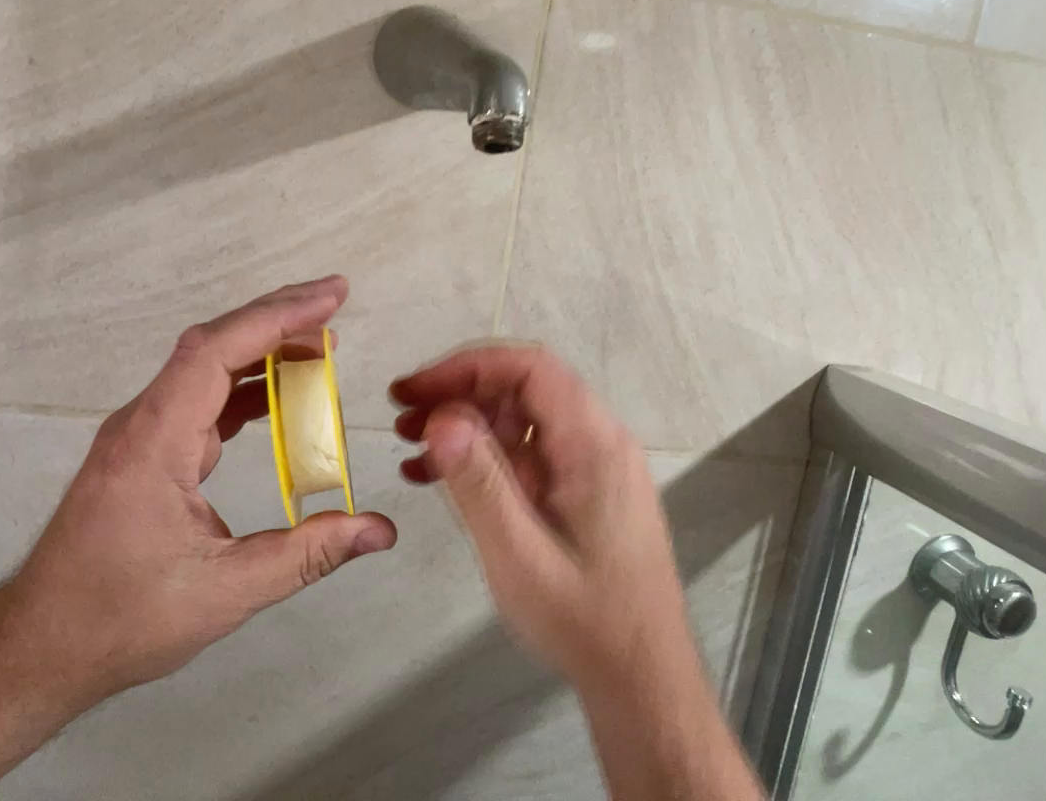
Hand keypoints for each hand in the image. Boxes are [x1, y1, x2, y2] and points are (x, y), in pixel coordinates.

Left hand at [0, 277, 397, 713]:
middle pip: (212, 345)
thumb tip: (380, 529)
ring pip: (205, 369)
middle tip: (335, 306)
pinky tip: (281, 397)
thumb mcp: (225, 592)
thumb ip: (306, 555)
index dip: (276, 317)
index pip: (217, 351)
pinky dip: (246, 388)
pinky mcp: (145, 452)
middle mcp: (144, 422)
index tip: (330, 299)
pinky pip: (201, 401)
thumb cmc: (124, 618)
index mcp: (155, 441)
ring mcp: (141, 434)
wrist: (40, 646)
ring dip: (262, 351)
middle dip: (276, 318)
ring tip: (321, 348)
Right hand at [390, 343, 701, 692]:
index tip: (415, 390)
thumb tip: (440, 416)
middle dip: (459, 393)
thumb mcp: (520, 555)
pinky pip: (528, 454)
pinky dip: (483, 457)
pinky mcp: (581, 491)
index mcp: (594, 443)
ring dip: (465, 425)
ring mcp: (592, 466)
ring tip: (410, 447)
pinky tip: (438, 477)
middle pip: (524, 388)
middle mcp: (598, 441)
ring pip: (521, 419)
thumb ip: (479, 483)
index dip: (467, 367)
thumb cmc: (585, 620)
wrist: (643, 679)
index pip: (530, 369)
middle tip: (402, 417)